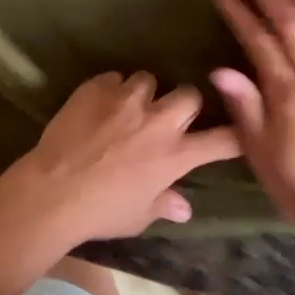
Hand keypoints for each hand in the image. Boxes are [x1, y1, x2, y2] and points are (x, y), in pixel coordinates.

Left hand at [3, 72, 240, 242]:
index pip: (221, 141)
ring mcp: (126, 100)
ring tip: (127, 108)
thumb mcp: (139, 216)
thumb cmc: (101, 212)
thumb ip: (164, 204)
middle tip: (167, 117)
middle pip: (189, 95)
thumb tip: (184, 208)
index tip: (240, 130)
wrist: (54, 190)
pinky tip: (98, 105)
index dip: (235, 135)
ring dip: (143, 93)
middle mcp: (157, 121)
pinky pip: (113, 78)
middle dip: (183, 104)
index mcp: (174, 155)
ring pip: (148, 79)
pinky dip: (110, 89)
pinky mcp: (97, 87)